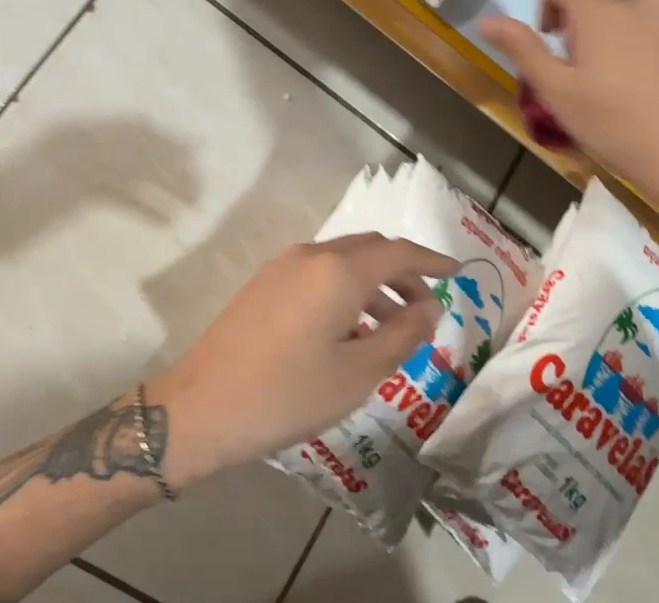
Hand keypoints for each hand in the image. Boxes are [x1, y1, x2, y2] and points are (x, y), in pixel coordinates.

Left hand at [147, 234, 457, 486]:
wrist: (201, 409)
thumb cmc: (289, 394)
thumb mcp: (359, 373)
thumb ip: (403, 334)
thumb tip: (430, 306)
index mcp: (338, 270)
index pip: (398, 252)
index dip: (431, 260)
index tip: (457, 273)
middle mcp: (310, 256)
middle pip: (369, 250)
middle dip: (403, 273)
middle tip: (426, 308)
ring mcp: (281, 268)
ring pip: (341, 262)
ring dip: (373, 285)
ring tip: (391, 330)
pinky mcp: (262, 285)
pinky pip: (317, 275)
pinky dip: (345, 291)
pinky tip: (348, 332)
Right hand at [480, 0, 658, 372]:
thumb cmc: (618, 130)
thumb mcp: (558, 96)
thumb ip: (522, 49)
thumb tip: (487, 20)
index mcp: (602, 12)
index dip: (552, 3)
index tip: (556, 42)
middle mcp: (648, 2)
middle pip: (610, 4)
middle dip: (597, 30)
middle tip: (599, 79)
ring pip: (651, 18)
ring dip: (638, 39)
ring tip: (642, 88)